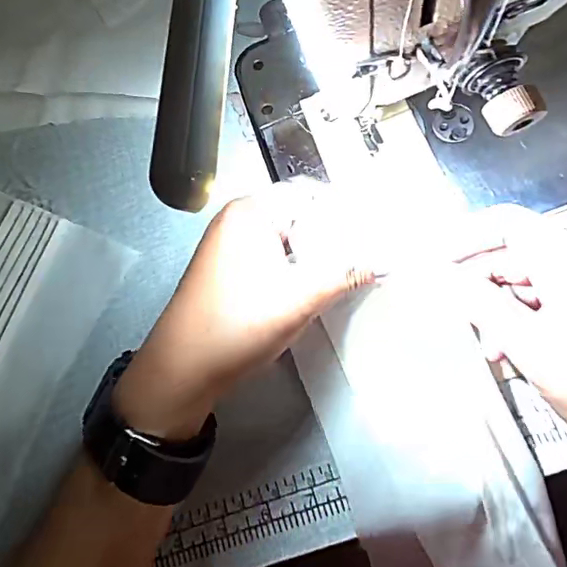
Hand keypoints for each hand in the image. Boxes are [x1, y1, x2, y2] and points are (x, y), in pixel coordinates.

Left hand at [117, 183, 375, 438]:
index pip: (311, 194)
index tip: (378, 228)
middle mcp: (239, 220)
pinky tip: (321, 283)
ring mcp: (234, 244)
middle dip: (336, 233)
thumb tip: (384, 261)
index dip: (347, 211)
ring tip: (353, 268)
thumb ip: (346, 274)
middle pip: (302, 214)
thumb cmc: (234, 327)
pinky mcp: (234, 269)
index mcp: (250, 212)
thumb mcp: (299, 298)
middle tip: (372, 251)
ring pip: (292, 237)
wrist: (181, 372)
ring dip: (319, 252)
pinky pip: (278, 255)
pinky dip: (301, 265)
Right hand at [454, 205, 566, 548]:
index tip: (432, 268)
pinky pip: (557, 301)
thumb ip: (484, 306)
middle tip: (454, 318)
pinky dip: (529, 320)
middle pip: (520, 251)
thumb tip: (445, 278)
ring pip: (536, 280)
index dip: (464, 239)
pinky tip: (516, 354)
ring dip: (504, 306)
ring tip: (488, 349)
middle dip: (481, 280)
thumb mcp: (536, 349)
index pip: (507, 223)